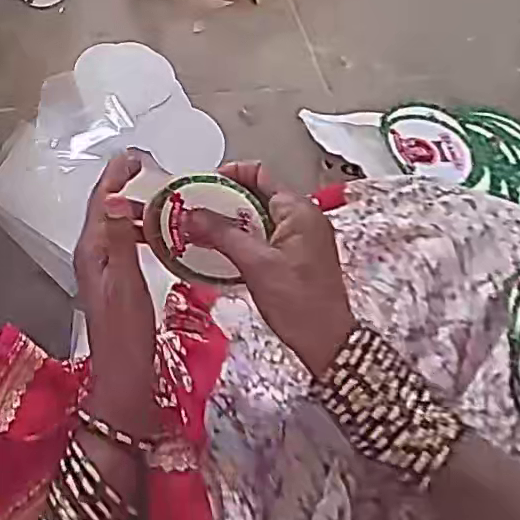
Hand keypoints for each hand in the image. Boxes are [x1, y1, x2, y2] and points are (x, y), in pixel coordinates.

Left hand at [74, 151, 158, 437]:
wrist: (124, 375)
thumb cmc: (126, 331)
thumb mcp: (127, 281)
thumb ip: (120, 238)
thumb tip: (114, 197)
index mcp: (91, 249)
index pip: (101, 201)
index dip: (115, 175)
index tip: (134, 156)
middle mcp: (92, 253)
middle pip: (105, 208)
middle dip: (123, 184)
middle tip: (148, 168)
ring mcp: (101, 265)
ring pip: (114, 223)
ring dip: (132, 205)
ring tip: (158, 195)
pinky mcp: (113, 276)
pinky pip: (123, 239)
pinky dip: (138, 226)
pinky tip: (156, 230)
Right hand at [182, 162, 355, 376]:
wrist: (328, 345)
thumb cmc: (299, 304)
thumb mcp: (255, 264)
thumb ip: (221, 233)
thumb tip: (191, 214)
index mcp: (299, 210)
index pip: (260, 174)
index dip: (229, 174)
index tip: (204, 185)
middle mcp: (304, 217)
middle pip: (258, 194)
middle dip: (226, 200)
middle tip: (198, 209)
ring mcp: (303, 237)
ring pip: (260, 216)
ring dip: (233, 221)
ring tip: (205, 229)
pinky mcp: (298, 256)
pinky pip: (266, 235)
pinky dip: (244, 237)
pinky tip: (225, 250)